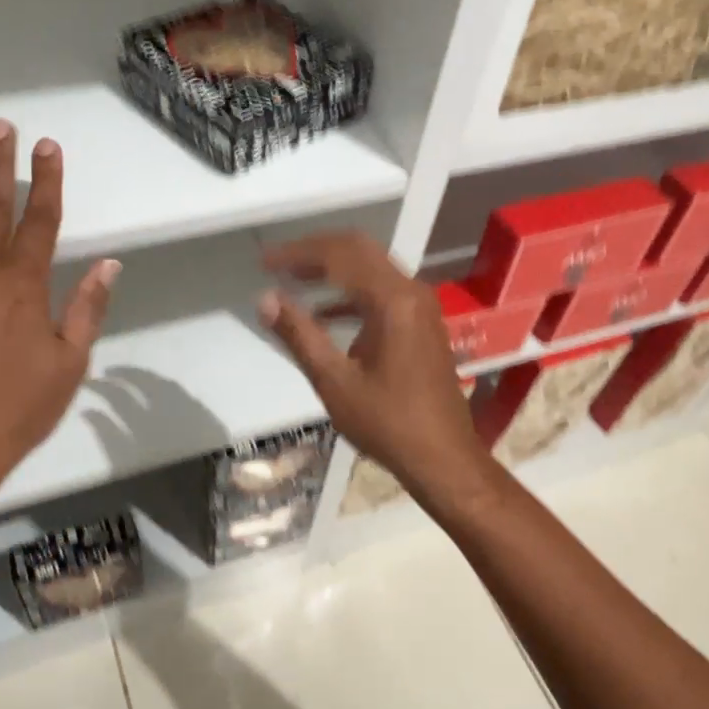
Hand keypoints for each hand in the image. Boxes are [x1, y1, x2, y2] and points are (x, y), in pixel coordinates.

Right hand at [258, 232, 493, 502]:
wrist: (443, 457)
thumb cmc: (388, 423)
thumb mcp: (335, 381)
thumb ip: (299, 334)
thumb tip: (265, 299)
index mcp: (393, 301)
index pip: (340, 255)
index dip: (298, 253)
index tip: (264, 261)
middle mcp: (411, 292)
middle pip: (358, 251)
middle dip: (316, 252)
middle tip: (278, 262)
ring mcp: (421, 307)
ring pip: (372, 269)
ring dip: (333, 270)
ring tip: (294, 280)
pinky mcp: (422, 324)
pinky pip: (383, 292)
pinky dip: (351, 294)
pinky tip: (324, 313)